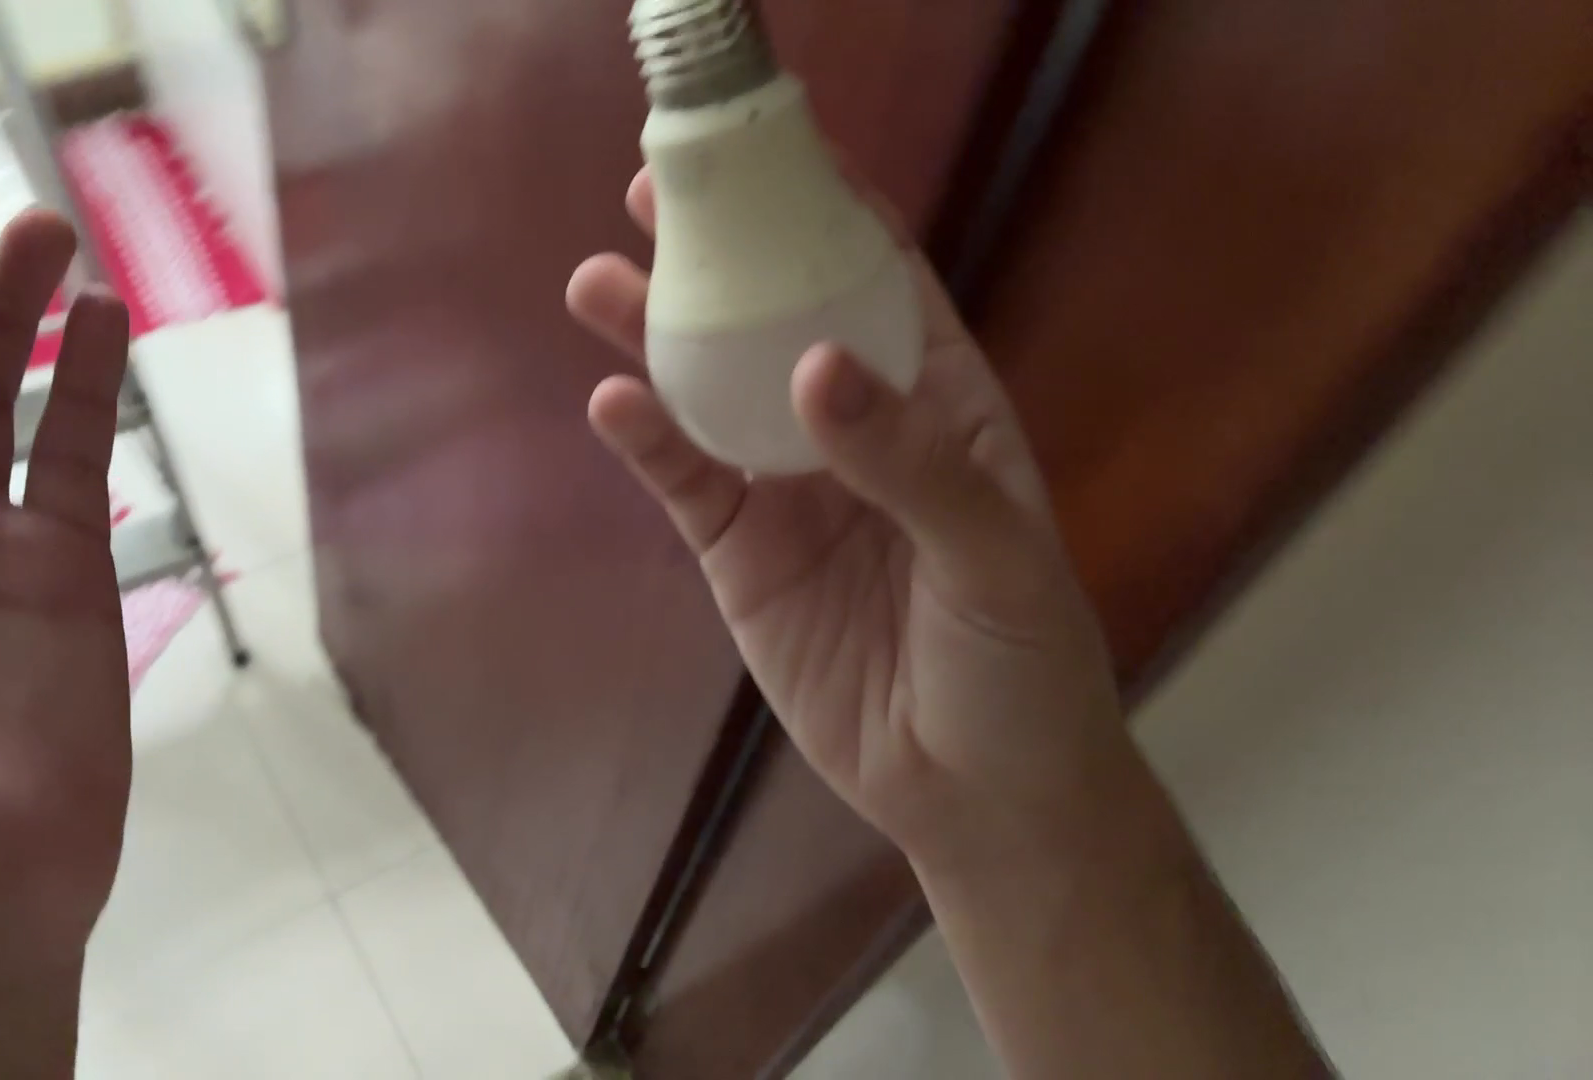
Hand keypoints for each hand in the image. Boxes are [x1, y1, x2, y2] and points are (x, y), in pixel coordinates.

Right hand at [566, 168, 1130, 861]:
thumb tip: (814, 367)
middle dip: (722, 264)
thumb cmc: (1017, 665)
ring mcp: (788, 493)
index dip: (829, 214)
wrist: (970, 790)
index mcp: (938, 405)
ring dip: (660, 341)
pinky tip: (613, 403)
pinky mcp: (741, 555)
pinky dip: (651, 445)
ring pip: (713, 398)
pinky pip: (689, 486)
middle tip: (654, 199)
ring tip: (599, 283)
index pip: (881, 286)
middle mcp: (854, 433)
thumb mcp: (992, 556)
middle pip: (778, 328)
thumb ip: (909, 461)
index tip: (772, 150)